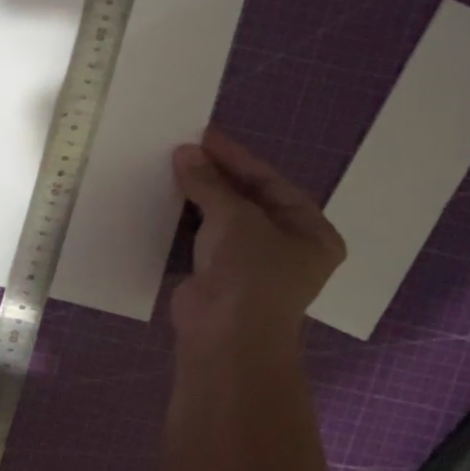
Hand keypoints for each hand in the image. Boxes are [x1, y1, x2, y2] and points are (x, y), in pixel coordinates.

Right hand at [170, 128, 345, 343]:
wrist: (227, 335)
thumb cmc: (250, 273)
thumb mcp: (235, 219)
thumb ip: (210, 184)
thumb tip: (185, 152)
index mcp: (310, 231)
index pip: (270, 183)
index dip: (236, 158)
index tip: (202, 135)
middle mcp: (285, 245)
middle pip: (246, 199)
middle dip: (214, 176)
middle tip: (179, 150)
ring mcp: (249, 262)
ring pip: (220, 219)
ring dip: (194, 198)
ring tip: (165, 171)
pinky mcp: (216, 275)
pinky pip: (199, 239)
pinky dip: (181, 222)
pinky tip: (160, 204)